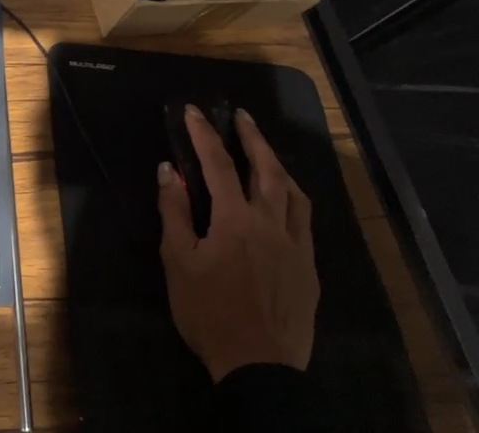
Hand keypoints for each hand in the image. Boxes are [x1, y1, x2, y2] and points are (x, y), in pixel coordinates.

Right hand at [157, 106, 317, 381]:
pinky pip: (305, 221)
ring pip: (294, 193)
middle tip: (242, 116)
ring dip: (279, 165)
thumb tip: (168, 170)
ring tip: (266, 153)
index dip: (204, 133)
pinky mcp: (310, 270)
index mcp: (236, 220)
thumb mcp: (178, 261)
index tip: (193, 110)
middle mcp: (272, 224)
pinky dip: (292, 198)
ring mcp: (297, 247)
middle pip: (267, 169)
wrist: (260, 368)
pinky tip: (285, 203)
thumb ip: (174, 212)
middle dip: (253, 138)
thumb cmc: (209, 313)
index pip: (218, 164)